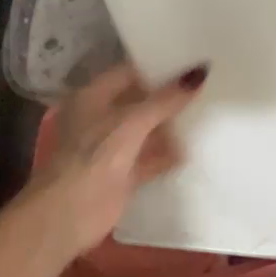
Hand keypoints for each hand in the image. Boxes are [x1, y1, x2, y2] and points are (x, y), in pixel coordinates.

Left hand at [22, 61, 206, 257]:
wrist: (68, 215)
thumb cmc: (94, 157)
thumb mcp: (131, 122)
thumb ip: (165, 99)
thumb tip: (200, 72)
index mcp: (93, 96)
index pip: (130, 72)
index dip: (158, 66)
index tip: (192, 60)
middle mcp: (101, 117)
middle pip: (140, 100)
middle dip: (169, 97)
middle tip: (206, 85)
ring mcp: (111, 146)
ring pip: (146, 129)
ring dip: (171, 126)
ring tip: (207, 112)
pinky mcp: (123, 173)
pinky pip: (150, 157)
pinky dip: (168, 154)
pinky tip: (194, 148)